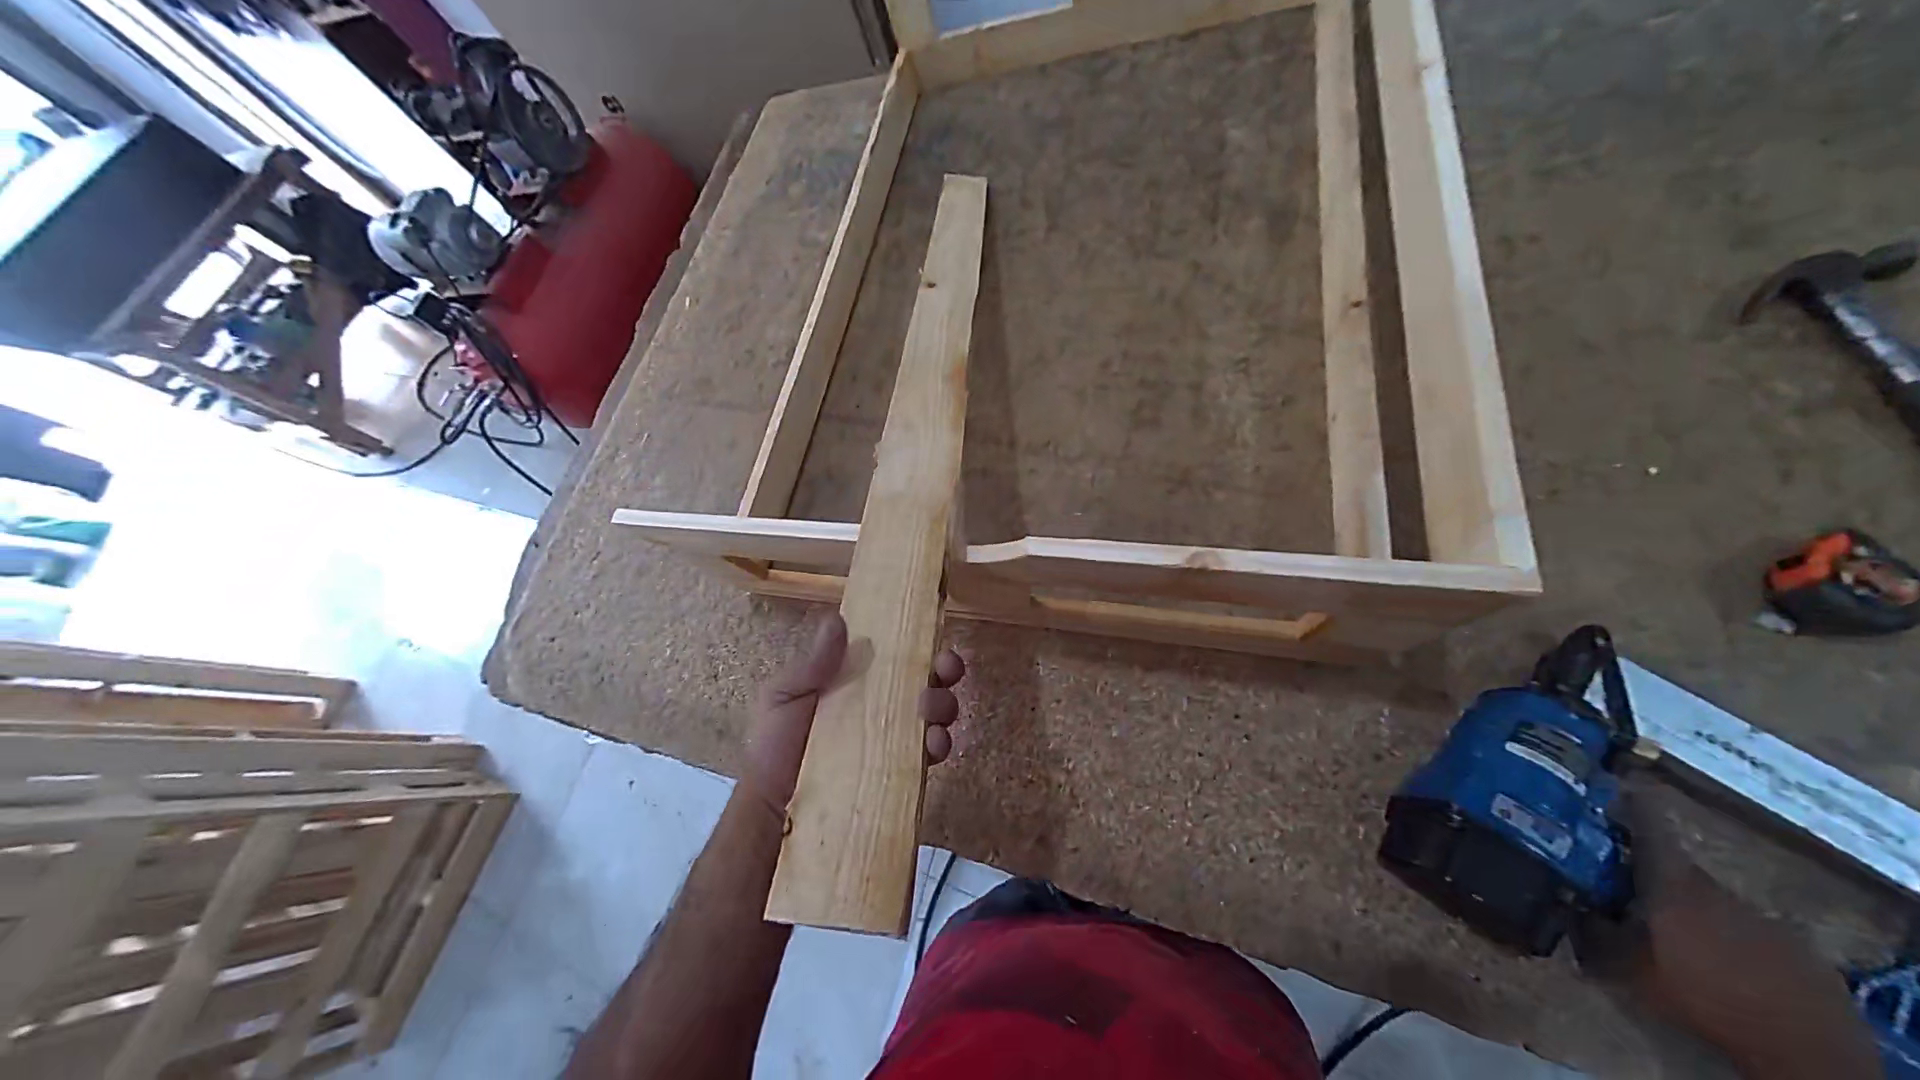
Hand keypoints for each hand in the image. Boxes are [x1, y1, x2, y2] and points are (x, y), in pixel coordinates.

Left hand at [742, 613, 965, 816]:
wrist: (771, 810)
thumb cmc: (774, 747)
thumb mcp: (784, 697)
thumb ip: (812, 664)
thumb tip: (838, 619)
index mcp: (856, 681)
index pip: (894, 655)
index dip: (918, 644)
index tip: (930, 638)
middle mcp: (880, 707)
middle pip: (924, 681)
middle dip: (943, 672)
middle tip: (945, 670)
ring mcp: (892, 741)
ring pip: (934, 715)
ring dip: (943, 706)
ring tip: (932, 712)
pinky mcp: (899, 773)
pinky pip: (928, 756)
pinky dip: (938, 746)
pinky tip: (933, 745)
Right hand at [1577, 783, 1879, 1078]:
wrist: (1801, 1045)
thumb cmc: (1697, 991)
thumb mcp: (1624, 966)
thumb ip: (1589, 929)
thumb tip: (1560, 902)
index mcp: (1670, 880)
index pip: (1646, 820)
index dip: (1625, 797)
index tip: (1602, 781)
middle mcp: (1711, 885)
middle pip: (1667, 861)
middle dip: (1636, 862)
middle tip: (1606, 869)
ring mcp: (1754, 913)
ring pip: (1701, 893)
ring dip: (1674, 897)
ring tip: (1650, 917)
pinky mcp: (1787, 943)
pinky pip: (1735, 923)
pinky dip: (1712, 927)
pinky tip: (1700, 949)